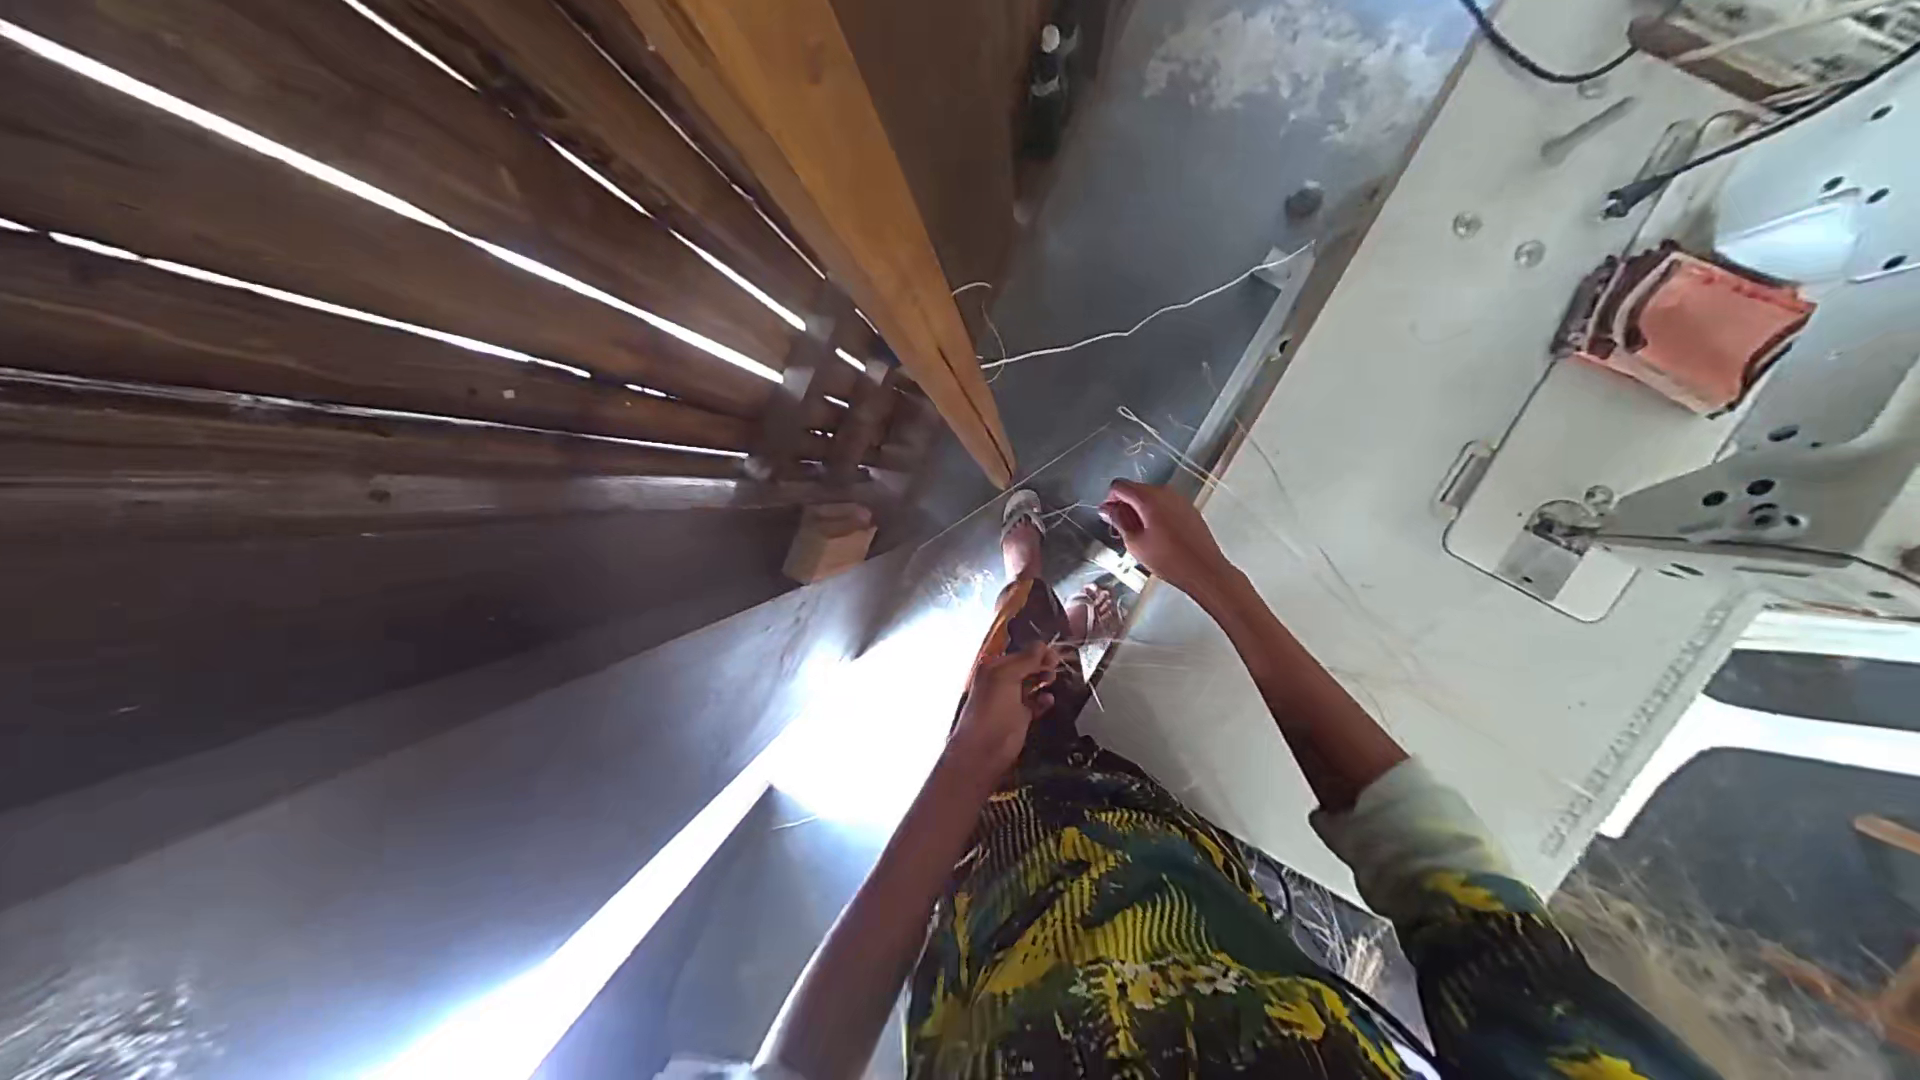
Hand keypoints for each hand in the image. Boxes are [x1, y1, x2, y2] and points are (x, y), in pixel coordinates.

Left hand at [949, 643, 1067, 773]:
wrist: (985, 750)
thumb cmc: (991, 711)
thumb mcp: (1006, 678)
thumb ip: (1025, 660)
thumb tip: (1041, 646)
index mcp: (993, 668)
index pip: (1019, 653)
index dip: (1036, 652)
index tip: (1053, 654)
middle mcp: (1000, 681)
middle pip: (1026, 667)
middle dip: (1041, 665)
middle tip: (1056, 666)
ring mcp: (1010, 699)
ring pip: (1032, 683)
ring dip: (1043, 679)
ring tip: (1052, 679)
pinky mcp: (1020, 717)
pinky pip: (1035, 703)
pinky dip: (1043, 700)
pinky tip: (1049, 699)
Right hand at [1099, 480, 1235, 597]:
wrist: (1204, 570)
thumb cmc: (1168, 559)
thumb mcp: (1135, 542)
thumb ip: (1118, 520)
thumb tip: (1107, 509)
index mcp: (1148, 497)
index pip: (1119, 486)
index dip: (1110, 500)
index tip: (1110, 518)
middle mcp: (1165, 492)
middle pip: (1135, 489)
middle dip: (1125, 506)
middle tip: (1123, 530)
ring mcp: (1179, 499)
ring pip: (1150, 497)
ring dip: (1140, 511)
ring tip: (1141, 536)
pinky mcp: (1189, 508)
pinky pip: (1165, 504)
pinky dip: (1156, 514)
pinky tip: (1158, 536)